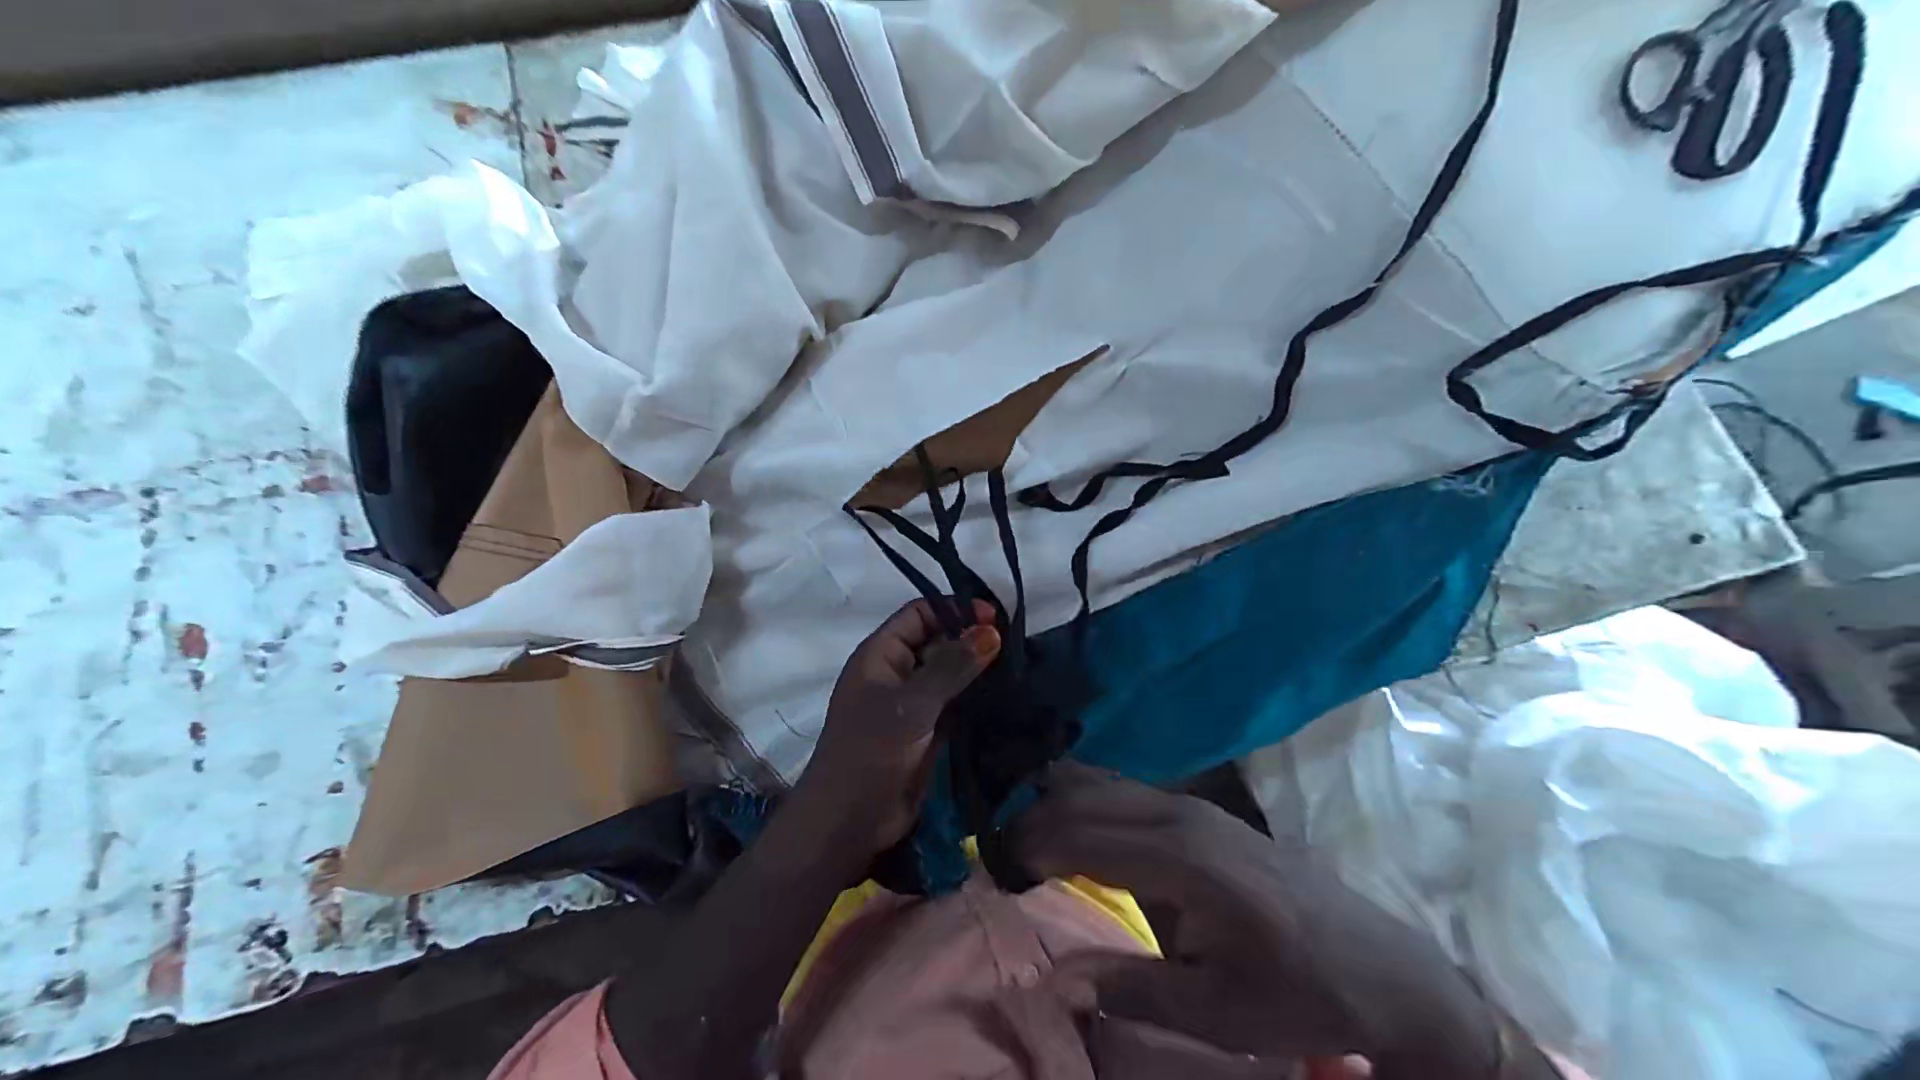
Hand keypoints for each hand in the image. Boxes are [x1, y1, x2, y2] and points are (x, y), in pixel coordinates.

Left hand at [794, 598, 1000, 854]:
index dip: (954, 610)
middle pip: (937, 642)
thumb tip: (992, 631)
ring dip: (978, 672)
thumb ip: (952, 667)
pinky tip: (1008, 698)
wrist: (849, 822)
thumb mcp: (912, 705)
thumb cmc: (871, 753)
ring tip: (1019, 668)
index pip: (919, 615)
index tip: (996, 618)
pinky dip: (977, 701)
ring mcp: (911, 705)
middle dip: (971, 640)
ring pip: (949, 676)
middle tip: (1016, 645)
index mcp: (880, 655)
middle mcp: (895, 674)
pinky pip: (955, 706)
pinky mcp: (926, 734)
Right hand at [1008, 763, 1502, 1079]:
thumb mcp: (1218, 1013)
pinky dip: (1083, 798)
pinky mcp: (1197, 808)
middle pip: (1080, 798)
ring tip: (1020, 843)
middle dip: (1028, 822)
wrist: (1383, 967)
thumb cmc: (1302, 995)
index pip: (1077, 836)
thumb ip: (1130, 990)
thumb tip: (1053, 980)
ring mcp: (1189, 804)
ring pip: (1098, 782)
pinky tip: (1067, 824)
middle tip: (995, 861)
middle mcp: (1178, 814)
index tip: (987, 872)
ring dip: (1053, 805)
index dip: (1025, 849)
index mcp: (1181, 860)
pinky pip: (1122, 788)